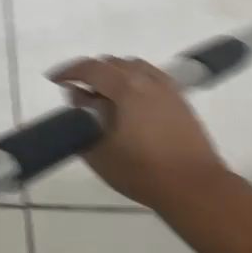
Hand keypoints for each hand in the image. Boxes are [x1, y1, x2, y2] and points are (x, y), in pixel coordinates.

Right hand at [51, 56, 233, 210]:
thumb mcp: (99, 151)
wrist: (196, 189)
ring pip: (136, 68)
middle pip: (114, 63)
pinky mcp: (182, 103)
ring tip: (106, 96)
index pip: (91, 68)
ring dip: (116, 75)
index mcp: (127, 88)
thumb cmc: (143, 171)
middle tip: (81, 94)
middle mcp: (149, 81)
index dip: (69, 71)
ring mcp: (169, 90)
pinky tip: (132, 104)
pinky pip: (153, 79)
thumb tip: (79, 98)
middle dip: (93, 73)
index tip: (55, 80)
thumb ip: (82, 120)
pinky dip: (137, 82)